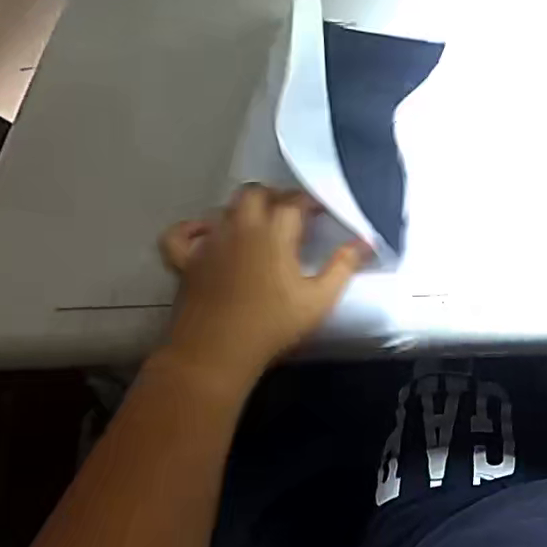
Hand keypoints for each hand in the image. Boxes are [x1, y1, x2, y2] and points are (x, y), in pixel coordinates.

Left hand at [157, 185, 366, 380]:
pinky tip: (207, 234)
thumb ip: (344, 266)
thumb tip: (366, 241)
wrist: (215, 353)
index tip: (323, 213)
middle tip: (292, 216)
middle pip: (255, 193)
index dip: (311, 202)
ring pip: (224, 208)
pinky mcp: (185, 261)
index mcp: (274, 233)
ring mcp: (209, 242)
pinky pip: (181, 233)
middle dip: (276, 197)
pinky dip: (194, 228)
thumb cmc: (273, 325)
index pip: (294, 201)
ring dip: (244, 210)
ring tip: (261, 227)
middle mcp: (240, 228)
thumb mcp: (320, 299)